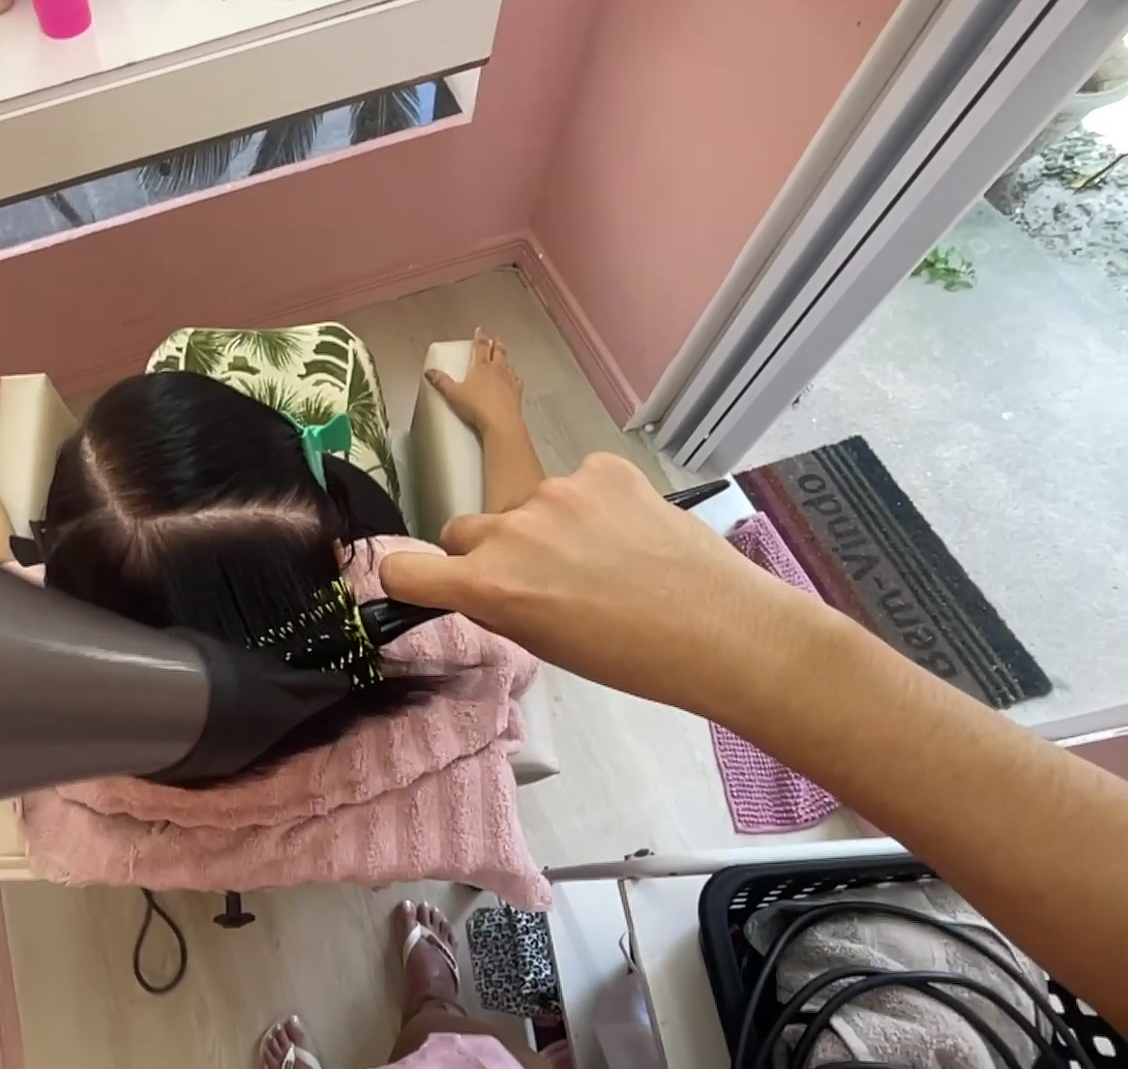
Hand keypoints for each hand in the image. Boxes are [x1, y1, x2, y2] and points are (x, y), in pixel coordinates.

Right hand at [378, 454, 832, 715]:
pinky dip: (588, 505)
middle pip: (462, 530)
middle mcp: (510, 530)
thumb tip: (474, 580)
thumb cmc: (627, 658)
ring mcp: (557, 491)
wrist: (725, 631)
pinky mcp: (601, 468)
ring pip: (522, 506)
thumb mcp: (539, 642)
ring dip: (542, 527)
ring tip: (599, 557)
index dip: (408, 578)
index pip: (402, 568)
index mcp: (488, 583)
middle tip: (536, 577)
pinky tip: (626, 533)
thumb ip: (492, 602)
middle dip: (484, 552)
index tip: (425, 584)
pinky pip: (574, 483)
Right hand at [424, 328, 523, 437]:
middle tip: (495, 338)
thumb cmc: (476, 406)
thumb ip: (441, 382)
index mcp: (481, 367)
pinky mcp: (517, 392)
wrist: (500, 421)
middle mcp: (497, 369)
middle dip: (496, 344)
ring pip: (508, 363)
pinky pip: (516, 379)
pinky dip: (514, 375)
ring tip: (503, 355)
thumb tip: (429, 372)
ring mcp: (509, 380)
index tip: (480, 330)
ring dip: (505, 357)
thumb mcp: (453, 394)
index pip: (481, 347)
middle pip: (498, 351)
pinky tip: (513, 377)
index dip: (480, 337)